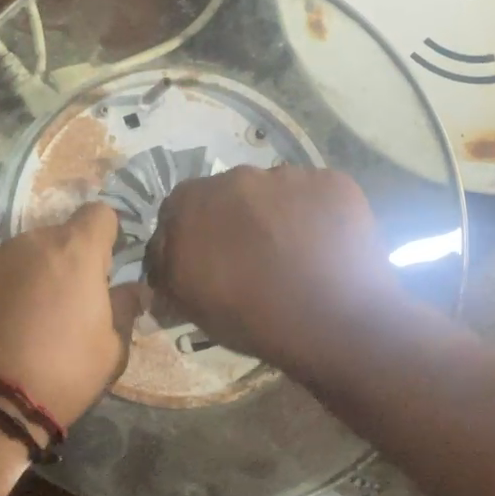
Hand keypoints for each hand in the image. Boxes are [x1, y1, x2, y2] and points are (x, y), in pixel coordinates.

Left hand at [0, 203, 143, 426]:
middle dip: (63, 261)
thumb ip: (124, 308)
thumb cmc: (61, 376)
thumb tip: (134, 288)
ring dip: (26, 275)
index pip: (99, 214)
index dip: (105, 236)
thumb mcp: (110, 350)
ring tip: (22, 319)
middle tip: (62, 304)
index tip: (102, 268)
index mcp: (74, 252)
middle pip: (55, 236)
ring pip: (18, 255)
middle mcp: (29, 243)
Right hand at [145, 165, 402, 369]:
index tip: (207, 261)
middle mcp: (237, 176)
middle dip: (237, 220)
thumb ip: (163, 269)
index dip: (194, 235)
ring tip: (295, 256)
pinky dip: (317, 216)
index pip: (179, 209)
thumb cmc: (247, 313)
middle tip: (253, 259)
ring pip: (276, 193)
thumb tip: (159, 259)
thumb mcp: (186, 301)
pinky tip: (324, 249)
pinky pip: (317, 196)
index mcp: (191, 201)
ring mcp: (290, 175)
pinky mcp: (334, 182)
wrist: (331, 320)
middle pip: (229, 195)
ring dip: (278, 216)